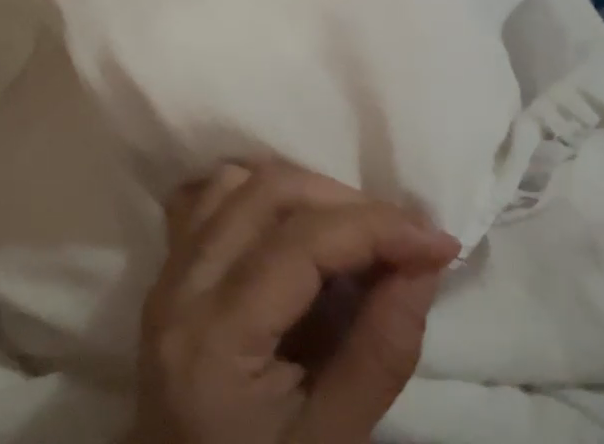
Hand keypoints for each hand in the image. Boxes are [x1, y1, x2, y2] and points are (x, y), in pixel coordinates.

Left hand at [126, 161, 459, 443]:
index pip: (298, 243)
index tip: (439, 242)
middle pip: (264, 193)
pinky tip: (293, 224)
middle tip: (401, 241)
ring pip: (233, 184)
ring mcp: (164, 276)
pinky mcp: (167, 274)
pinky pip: (204, 201)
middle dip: (345, 202)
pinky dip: (255, 195)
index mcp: (214, 339)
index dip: (376, 227)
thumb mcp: (333, 437)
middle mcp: (178, 291)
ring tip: (352, 234)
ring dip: (302, 192)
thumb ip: (381, 351)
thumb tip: (425, 261)